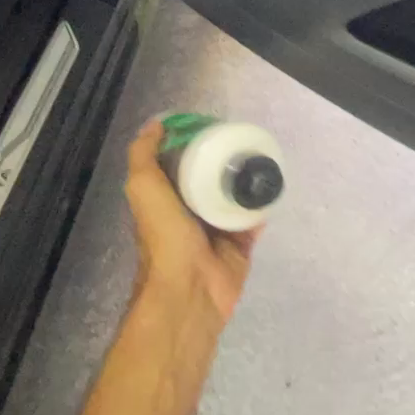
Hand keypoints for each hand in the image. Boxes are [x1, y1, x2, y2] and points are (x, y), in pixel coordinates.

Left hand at [123, 120, 259, 323]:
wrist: (189, 290)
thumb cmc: (164, 237)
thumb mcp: (144, 189)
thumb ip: (143, 157)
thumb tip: (155, 124)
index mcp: (165, 201)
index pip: (180, 165)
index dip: (193, 144)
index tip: (212, 124)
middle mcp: (190, 214)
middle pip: (210, 179)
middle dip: (224, 160)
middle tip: (243, 138)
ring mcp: (216, 231)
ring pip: (234, 198)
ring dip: (245, 181)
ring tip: (261, 157)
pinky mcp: (240, 246)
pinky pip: (253, 219)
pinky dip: (261, 205)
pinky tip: (270, 185)